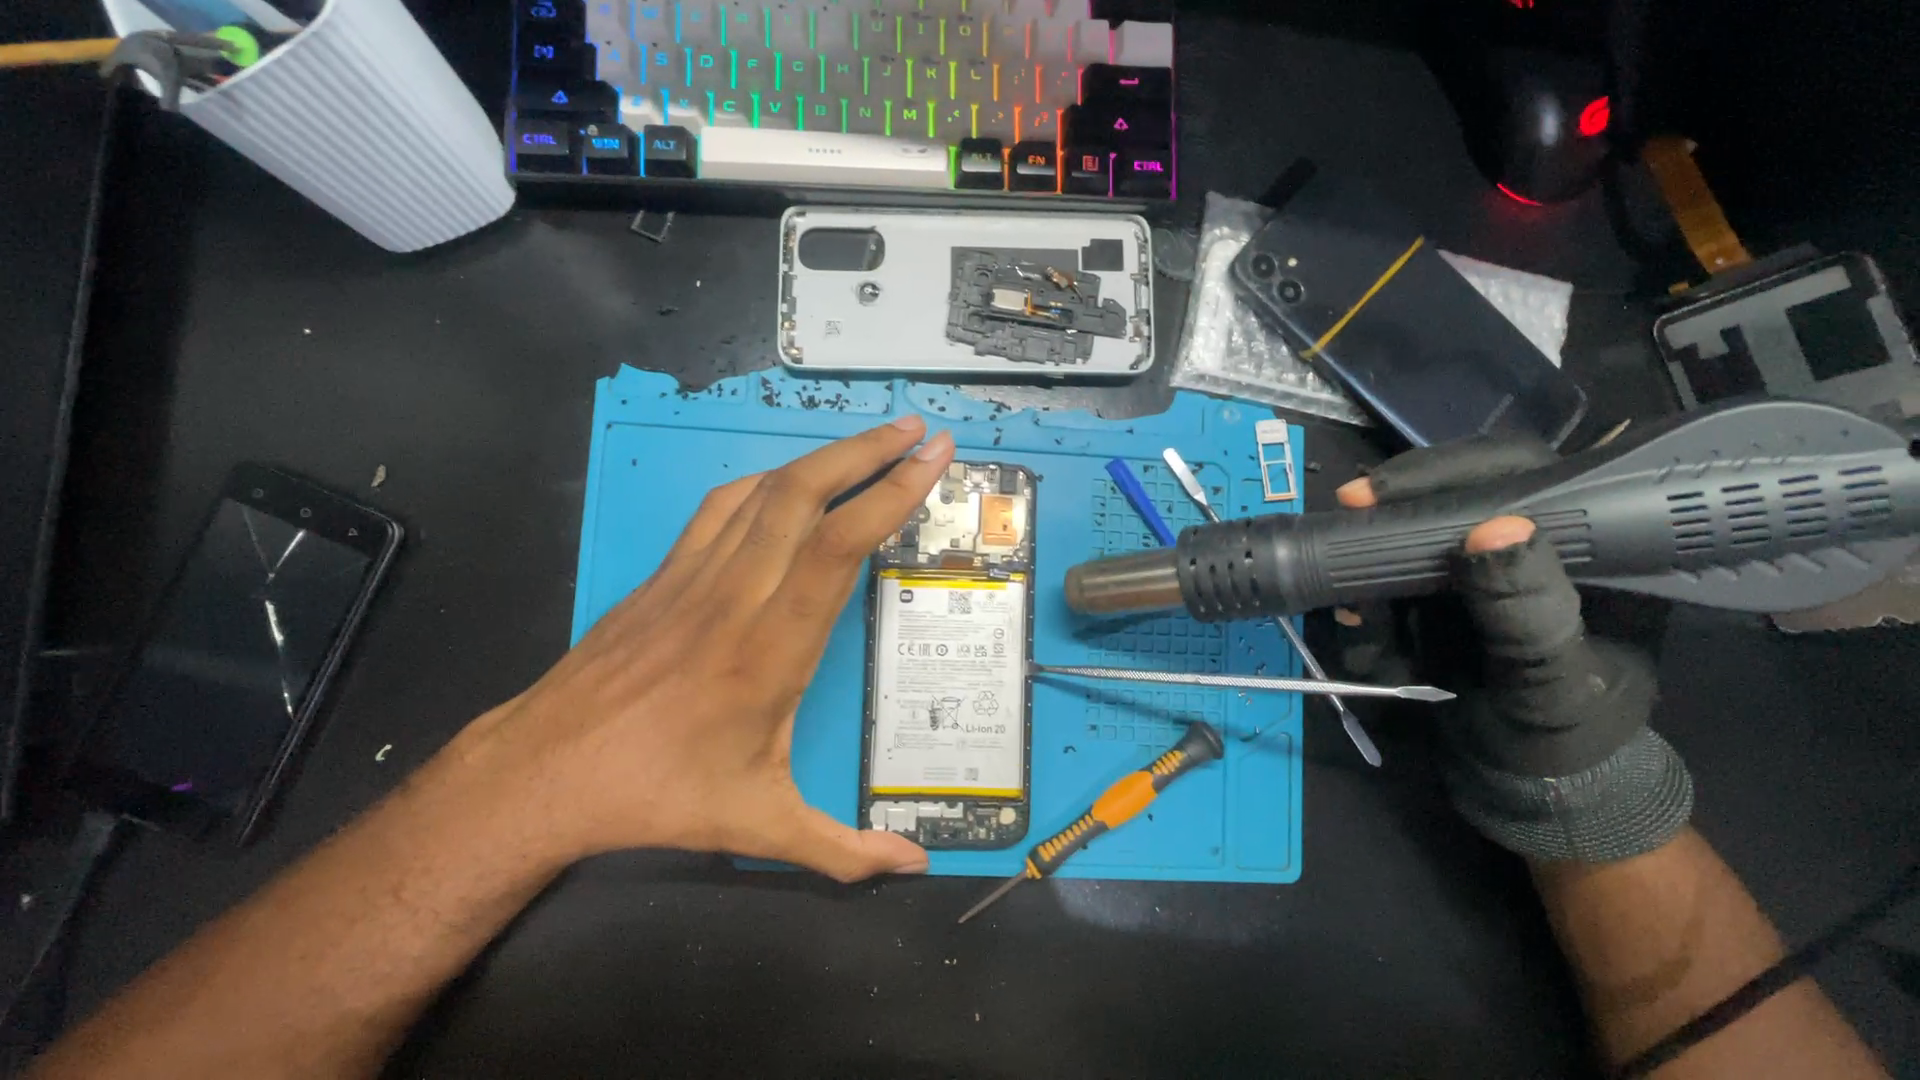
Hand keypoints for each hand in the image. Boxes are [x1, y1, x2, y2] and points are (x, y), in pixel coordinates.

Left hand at [446, 417, 954, 881]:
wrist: (542, 770)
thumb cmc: (656, 795)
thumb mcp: (757, 827)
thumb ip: (843, 848)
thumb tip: (915, 870)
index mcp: (770, 649)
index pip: (838, 549)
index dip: (889, 496)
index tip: (931, 462)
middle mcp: (736, 595)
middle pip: (805, 496)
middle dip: (868, 453)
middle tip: (918, 432)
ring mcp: (694, 576)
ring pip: (764, 492)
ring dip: (823, 457)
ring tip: (871, 441)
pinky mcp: (664, 573)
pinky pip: (722, 508)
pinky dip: (767, 482)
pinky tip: (788, 483)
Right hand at [1336, 438, 1691, 863]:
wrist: (1524, 800)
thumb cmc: (1564, 748)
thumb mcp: (1554, 688)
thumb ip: (1530, 613)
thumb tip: (1494, 529)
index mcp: (1588, 555)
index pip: (1523, 478)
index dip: (1448, 471)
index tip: (1379, 493)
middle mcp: (1526, 552)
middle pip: (1449, 498)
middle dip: (1391, 524)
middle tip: (1344, 527)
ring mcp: (1474, 579)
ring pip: (1403, 544)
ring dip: (1372, 584)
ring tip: (1374, 634)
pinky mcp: (1435, 606)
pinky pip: (1383, 591)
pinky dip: (1366, 618)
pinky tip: (1375, 649)